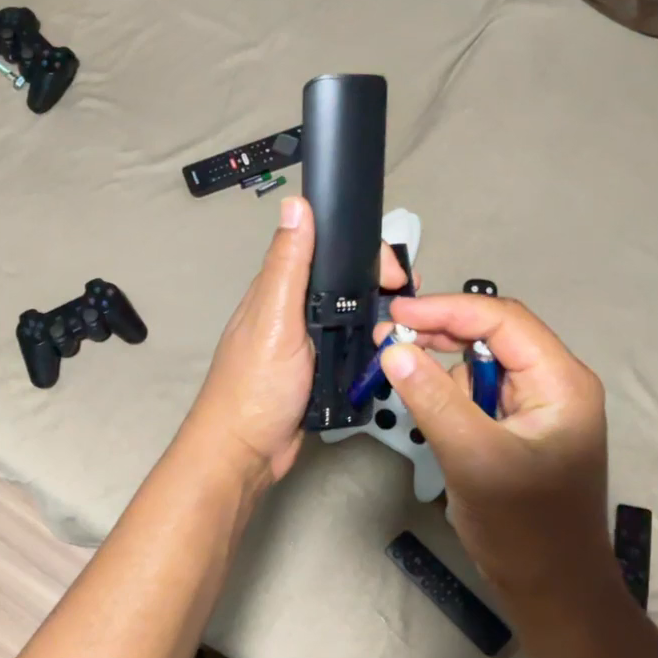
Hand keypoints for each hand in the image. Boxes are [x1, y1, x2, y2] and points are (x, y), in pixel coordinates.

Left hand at [184, 196, 409, 482]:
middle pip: (345, 285)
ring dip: (381, 318)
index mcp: (277, 291)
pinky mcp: (318, 374)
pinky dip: (371, 348)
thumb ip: (288, 265)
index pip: (326, 251)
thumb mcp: (274, 319)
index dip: (364, 252)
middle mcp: (292, 313)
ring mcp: (306, 345)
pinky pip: (350, 351)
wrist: (245, 454)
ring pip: (351, 319)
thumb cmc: (254, 386)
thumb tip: (295, 203)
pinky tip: (392, 352)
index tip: (398, 271)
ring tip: (412, 327)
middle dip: (381, 287)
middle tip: (413, 303)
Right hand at [380, 294, 612, 600]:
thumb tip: (394, 350)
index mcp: (561, 381)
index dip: (447, 310)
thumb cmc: (522, 527)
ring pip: (480, 365)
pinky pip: (478, 396)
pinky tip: (426, 408)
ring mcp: (537, 408)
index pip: (502, 321)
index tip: (396, 314)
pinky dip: (448, 394)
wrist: (550, 588)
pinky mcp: (517, 430)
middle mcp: (554, 384)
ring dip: (441, 367)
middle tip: (387, 341)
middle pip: (492, 336)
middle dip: (439, 334)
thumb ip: (433, 398)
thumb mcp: (473, 457)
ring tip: (400, 377)